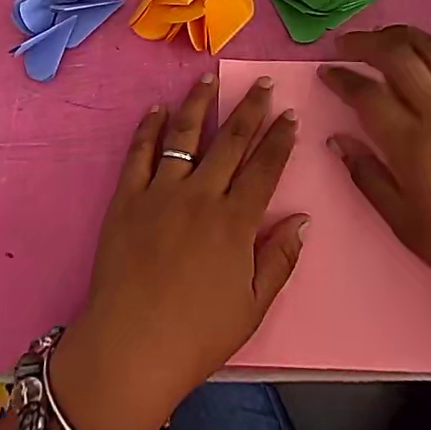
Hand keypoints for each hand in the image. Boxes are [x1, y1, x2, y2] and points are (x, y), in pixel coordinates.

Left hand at [52, 74, 304, 429]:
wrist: (129, 351)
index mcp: (235, 221)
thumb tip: (303, 218)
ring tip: (210, 78)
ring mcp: (161, 193)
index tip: (290, 114)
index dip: (281, 138)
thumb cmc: (198, 335)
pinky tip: (156, 108)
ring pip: (185, 134)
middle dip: (251, 108)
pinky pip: (139, 154)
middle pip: (231, 139)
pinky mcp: (127, 199)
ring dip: (200, 103)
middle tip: (263, 83)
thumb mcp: (253, 306)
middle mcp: (201, 195)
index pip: (266, 167)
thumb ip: (281, 258)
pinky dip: (148, 128)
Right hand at [318, 26, 430, 328]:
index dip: (342, 79)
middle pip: (399, 56)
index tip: (327, 72)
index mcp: (414, 145)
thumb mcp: (407, 226)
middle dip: (365, 43)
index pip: (367, 94)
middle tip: (346, 44)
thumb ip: (369, 178)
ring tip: (385, 38)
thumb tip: (339, 141)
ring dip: (404, 35)